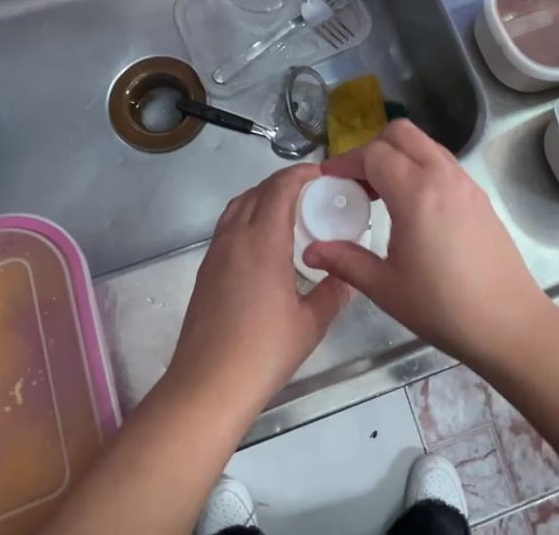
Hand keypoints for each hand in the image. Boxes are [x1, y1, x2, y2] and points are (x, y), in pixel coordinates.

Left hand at [164, 163, 351, 411]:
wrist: (208, 384)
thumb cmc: (263, 352)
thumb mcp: (310, 324)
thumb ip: (334, 293)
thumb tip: (353, 276)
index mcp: (262, 241)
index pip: (280, 189)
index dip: (301, 174)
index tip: (322, 174)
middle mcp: (235, 238)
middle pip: (257, 192)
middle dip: (284, 183)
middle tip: (312, 191)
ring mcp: (215, 253)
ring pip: (238, 206)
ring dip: (262, 197)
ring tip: (289, 210)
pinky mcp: (206, 270)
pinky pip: (228, 226)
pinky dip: (247, 217)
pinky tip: (265, 240)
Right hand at [302, 121, 558, 371]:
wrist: (510, 324)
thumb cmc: (444, 308)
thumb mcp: (386, 288)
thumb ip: (345, 262)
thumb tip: (311, 251)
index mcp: (417, 193)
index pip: (373, 154)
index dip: (345, 162)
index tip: (328, 180)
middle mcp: (443, 176)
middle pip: (401, 133)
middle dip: (371, 148)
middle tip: (355, 182)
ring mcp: (466, 183)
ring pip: (425, 144)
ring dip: (398, 155)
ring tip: (381, 193)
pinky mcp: (479, 196)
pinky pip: (443, 162)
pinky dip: (420, 167)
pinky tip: (412, 206)